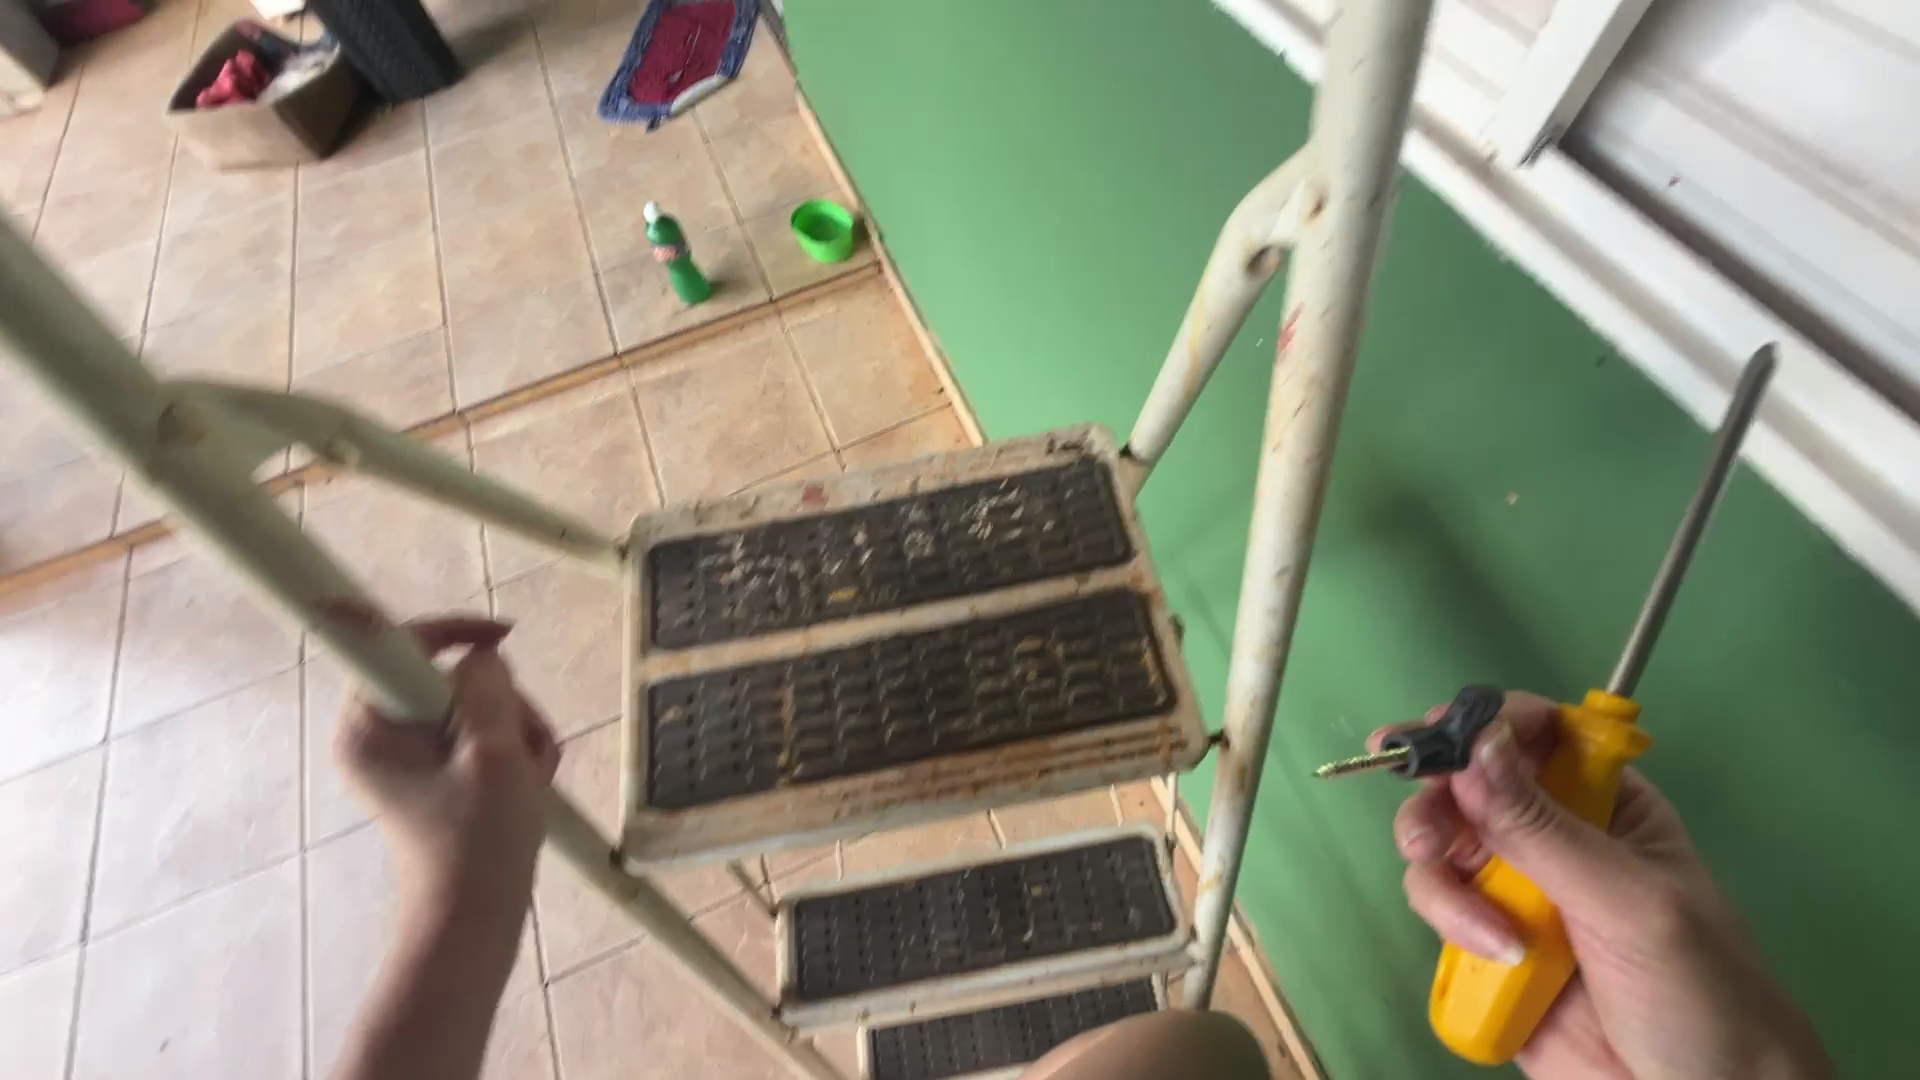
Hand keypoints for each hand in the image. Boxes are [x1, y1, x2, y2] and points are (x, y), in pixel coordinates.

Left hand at [334, 615, 559, 921]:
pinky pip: (484, 729)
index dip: (452, 630)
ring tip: (533, 770)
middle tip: (527, 741)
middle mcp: (381, 734)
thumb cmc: (479, 837)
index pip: (399, 647)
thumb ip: (488, 693)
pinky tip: (529, 777)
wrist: (478, 909)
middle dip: (504, 701)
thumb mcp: (494, 755)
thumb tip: (482, 657)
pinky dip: (516, 745)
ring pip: (478, 703)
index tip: (504, 636)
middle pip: (453, 677)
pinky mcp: (437, 769)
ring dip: (519, 727)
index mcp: (371, 729)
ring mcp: (410, 754)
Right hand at [1384, 691, 1828, 1079]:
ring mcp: (1507, 876)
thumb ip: (1544, 826)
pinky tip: (1494, 954)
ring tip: (1480, 928)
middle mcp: (1545, 827)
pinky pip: (1432, 891)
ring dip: (1440, 877)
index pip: (1532, 731)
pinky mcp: (1476, 922)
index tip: (1434, 735)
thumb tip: (1472, 742)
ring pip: (1434, 834)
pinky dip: (1448, 919)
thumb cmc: (1697, 996)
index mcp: (1601, 801)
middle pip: (1460, 777)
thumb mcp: (1628, 903)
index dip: (1482, 722)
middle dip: (1435, 803)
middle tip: (1426, 839)